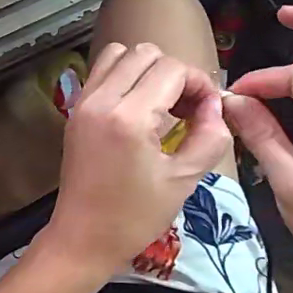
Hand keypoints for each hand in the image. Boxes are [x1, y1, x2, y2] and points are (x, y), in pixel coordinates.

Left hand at [40, 42, 231, 272]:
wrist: (82, 239)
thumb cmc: (134, 217)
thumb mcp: (184, 181)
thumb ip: (209, 137)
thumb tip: (216, 107)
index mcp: (129, 117)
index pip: (172, 69)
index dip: (199, 84)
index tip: (209, 111)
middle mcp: (101, 100)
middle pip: (146, 53)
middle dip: (174, 73)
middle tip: (187, 108)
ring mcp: (83, 102)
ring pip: (120, 54)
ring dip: (147, 69)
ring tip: (162, 104)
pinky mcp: (76, 110)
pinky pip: (102, 72)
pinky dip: (125, 76)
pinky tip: (139, 108)